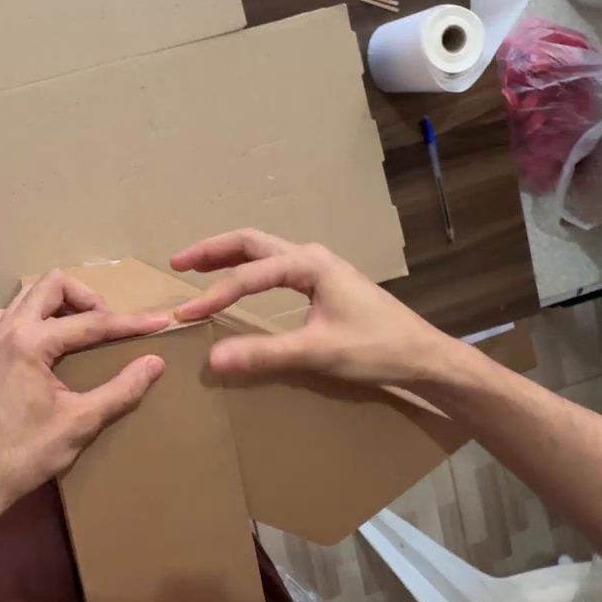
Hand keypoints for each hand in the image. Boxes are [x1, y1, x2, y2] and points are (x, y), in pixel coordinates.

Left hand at [0, 271, 168, 516]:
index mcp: (31, 343)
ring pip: (31, 294)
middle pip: (54, 284)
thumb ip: (121, 390)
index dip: (129, 322)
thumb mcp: (80, 423)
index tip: (159, 322)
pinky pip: (14, 314)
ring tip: (86, 329)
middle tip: (110, 325)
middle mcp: (9, 330)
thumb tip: (154, 363)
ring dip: (62, 302)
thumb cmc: (27, 454)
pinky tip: (52, 342)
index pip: (90, 322)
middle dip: (89, 298)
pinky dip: (38, 316)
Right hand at [171, 229, 480, 389]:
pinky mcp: (322, 282)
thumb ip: (265, 354)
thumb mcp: (318, 352)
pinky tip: (238, 282)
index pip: (249, 275)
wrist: (424, 356)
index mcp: (309, 264)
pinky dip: (247, 268)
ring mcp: (318, 267)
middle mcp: (311, 256)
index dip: (213, 295)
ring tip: (195, 266)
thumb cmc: (377, 349)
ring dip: (228, 256)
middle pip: (250, 242)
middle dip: (212, 251)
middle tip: (177, 263)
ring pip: (262, 250)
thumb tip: (213, 359)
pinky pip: (274, 265)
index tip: (186, 314)